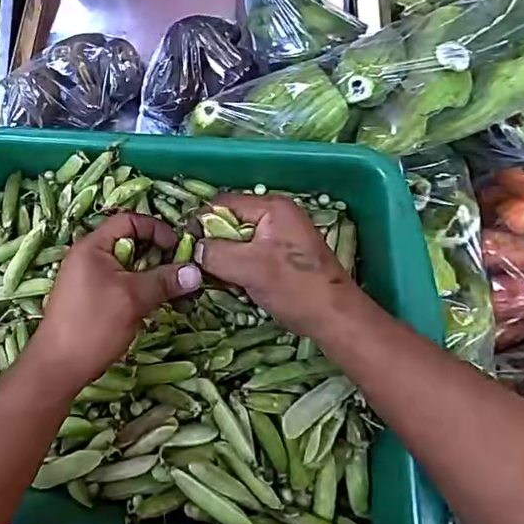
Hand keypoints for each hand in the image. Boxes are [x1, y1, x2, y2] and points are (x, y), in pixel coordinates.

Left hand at [25, 212, 202, 397]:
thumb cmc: (93, 324)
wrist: (58, 366)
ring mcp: (89, 279)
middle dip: (160, 257)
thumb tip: (196, 271)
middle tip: (182, 275)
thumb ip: (164, 281)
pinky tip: (157, 308)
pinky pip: (122, 285)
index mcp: (92, 246)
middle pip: (131, 244)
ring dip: (154, 278)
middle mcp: (89, 257)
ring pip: (129, 268)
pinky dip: (141, 292)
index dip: (156, 229)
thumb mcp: (133, 298)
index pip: (129, 221)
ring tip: (177, 297)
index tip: (177, 248)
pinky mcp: (92, 299)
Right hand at [194, 193, 371, 339]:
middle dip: (212, 244)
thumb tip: (192, 249)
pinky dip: (237, 268)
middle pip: (227, 222)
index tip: (187, 248)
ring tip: (218, 279)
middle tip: (201, 268)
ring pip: (236, 241)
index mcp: (271, 207)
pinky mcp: (280, 256)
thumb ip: (214, 253)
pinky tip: (235, 286)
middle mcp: (275, 215)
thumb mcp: (248, 267)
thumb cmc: (295, 289)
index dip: (200, 224)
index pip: (220, 204)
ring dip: (223, 260)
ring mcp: (280, 236)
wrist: (335, 319)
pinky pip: (248, 254)